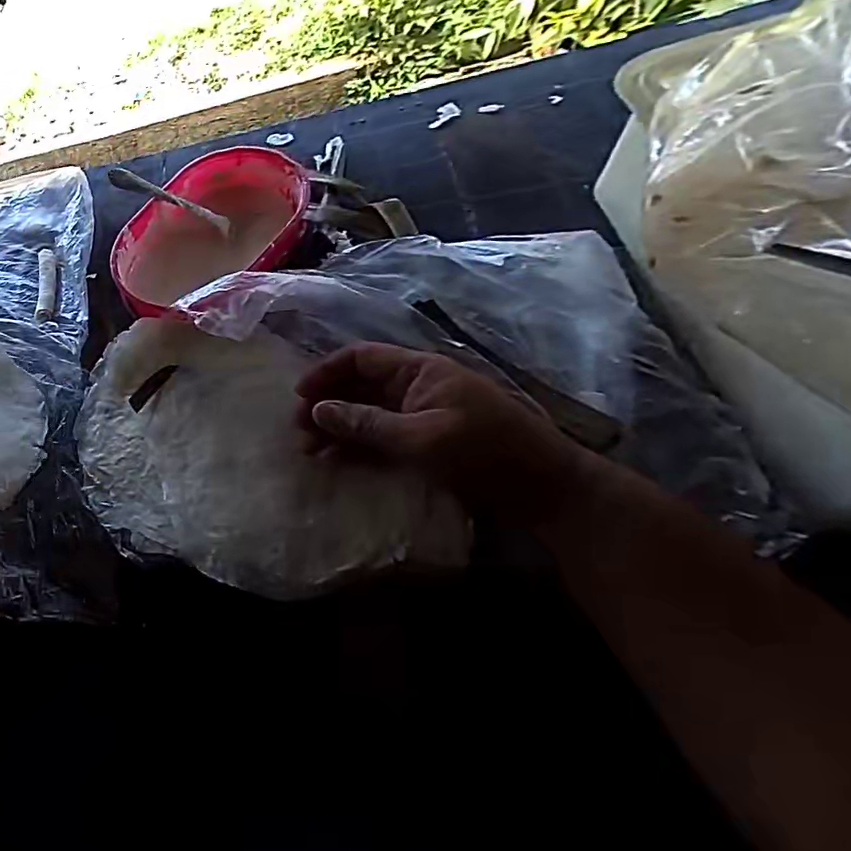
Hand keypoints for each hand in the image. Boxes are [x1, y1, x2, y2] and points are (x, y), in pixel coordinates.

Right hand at [294, 342, 594, 522]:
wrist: (552, 493)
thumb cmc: (487, 454)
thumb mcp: (421, 438)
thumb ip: (365, 423)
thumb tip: (316, 411)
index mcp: (420, 372)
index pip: (360, 357)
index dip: (325, 372)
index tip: (299, 396)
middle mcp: (417, 387)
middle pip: (357, 385)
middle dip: (325, 404)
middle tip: (299, 431)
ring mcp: (421, 414)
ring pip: (365, 412)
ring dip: (336, 427)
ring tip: (311, 450)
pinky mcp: (426, 441)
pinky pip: (379, 434)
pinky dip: (356, 444)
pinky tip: (338, 459)